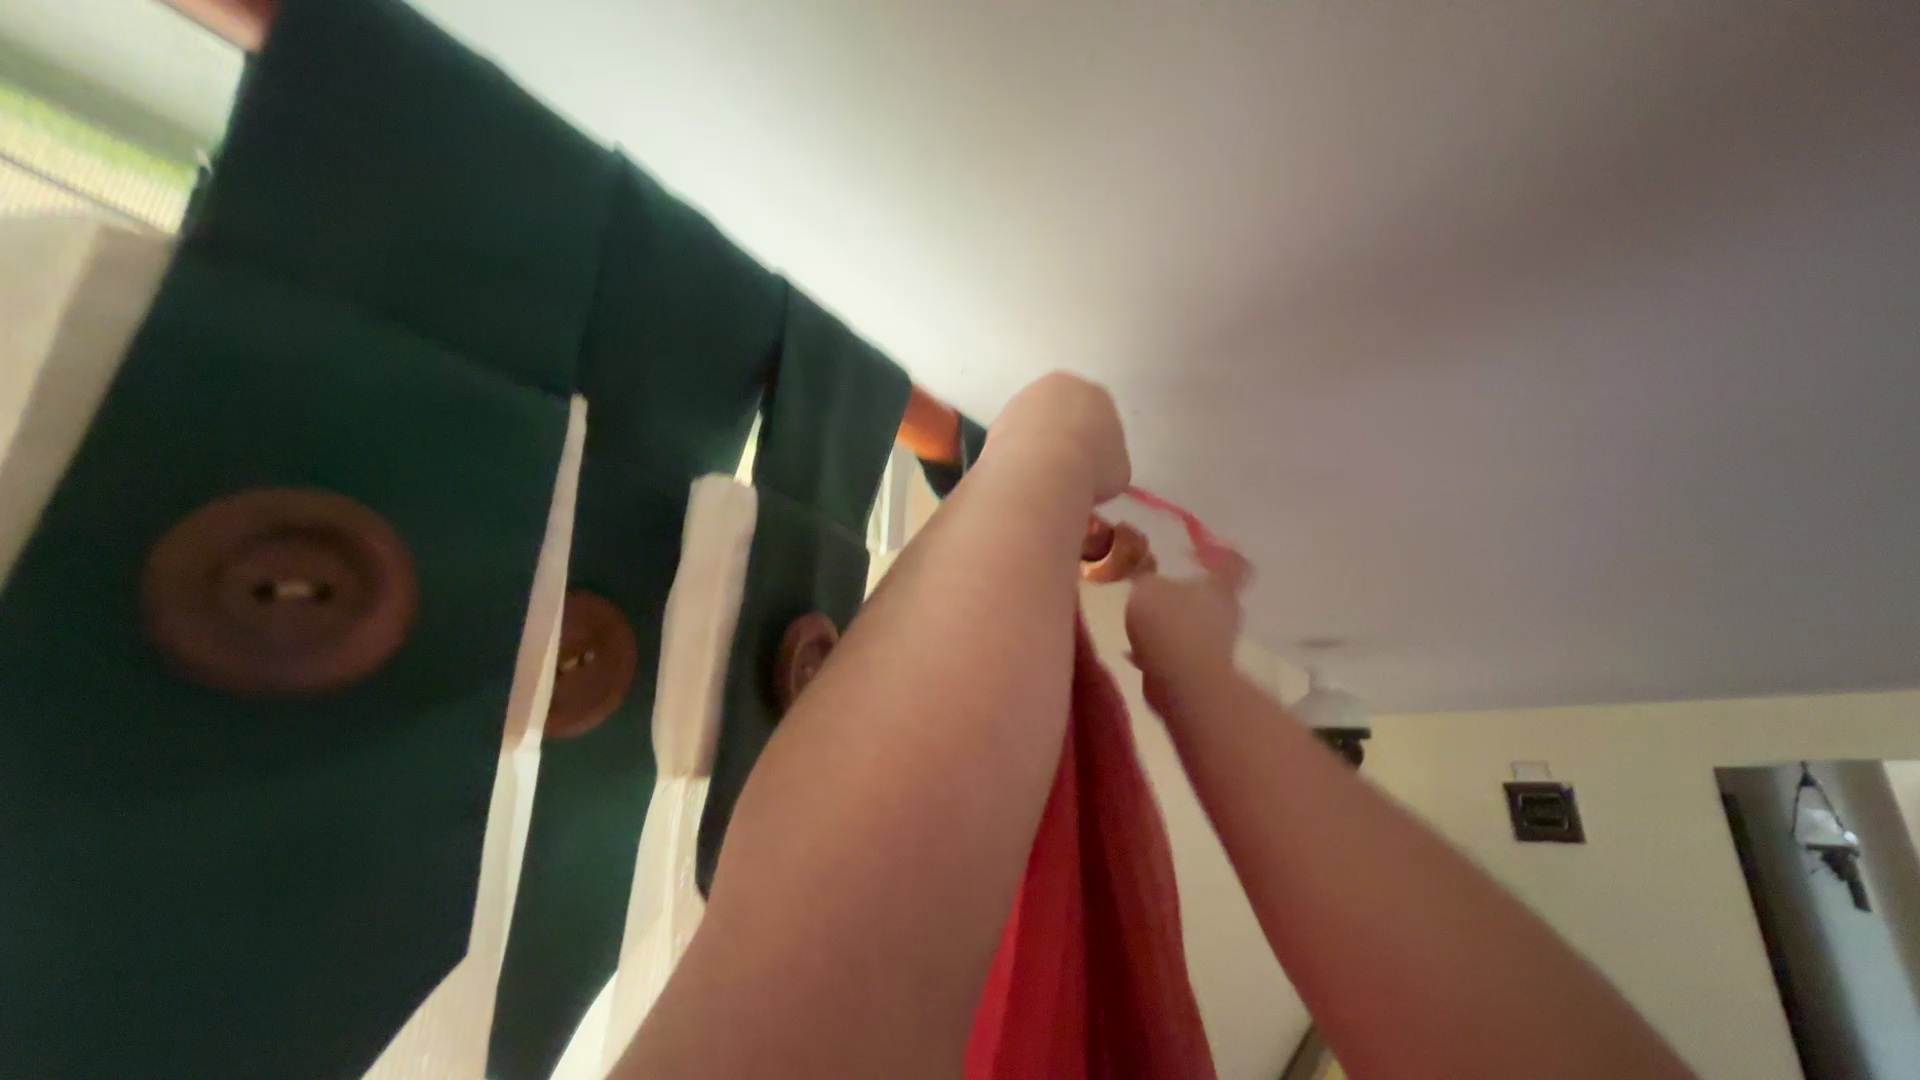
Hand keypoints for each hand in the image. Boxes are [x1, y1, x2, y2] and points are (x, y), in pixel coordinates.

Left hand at [987, 372, 1130, 504]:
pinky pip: (1013, 437)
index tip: (1092, 470)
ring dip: (1037, 444)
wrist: (1042, 466)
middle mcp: (1060, 386)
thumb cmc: (1092, 466)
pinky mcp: (998, 417)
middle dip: (1064, 438)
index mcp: (1097, 394)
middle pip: (1064, 413)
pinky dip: (1016, 454)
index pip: (1099, 418)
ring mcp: (1025, 398)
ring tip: (1041, 477)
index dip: (1096, 446)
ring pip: (1035, 423)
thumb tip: (1097, 472)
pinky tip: (1021, 474)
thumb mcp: (1118, 471)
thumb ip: (1109, 462)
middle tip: (1065, 472)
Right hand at [1125, 552, 1250, 720]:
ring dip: (1172, 625)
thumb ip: (1146, 577)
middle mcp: (1226, 613)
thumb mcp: (1146, 588)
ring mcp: (1217, 644)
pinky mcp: (1203, 669)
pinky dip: (1162, 651)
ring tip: (1139, 626)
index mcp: (1218, 586)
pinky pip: (1181, 652)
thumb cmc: (1169, 623)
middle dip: (1188, 594)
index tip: (1205, 552)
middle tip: (1159, 592)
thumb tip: (1148, 576)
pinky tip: (1135, 653)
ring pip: (1195, 626)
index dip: (1222, 555)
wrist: (1182, 681)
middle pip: (1212, 597)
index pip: (1233, 563)